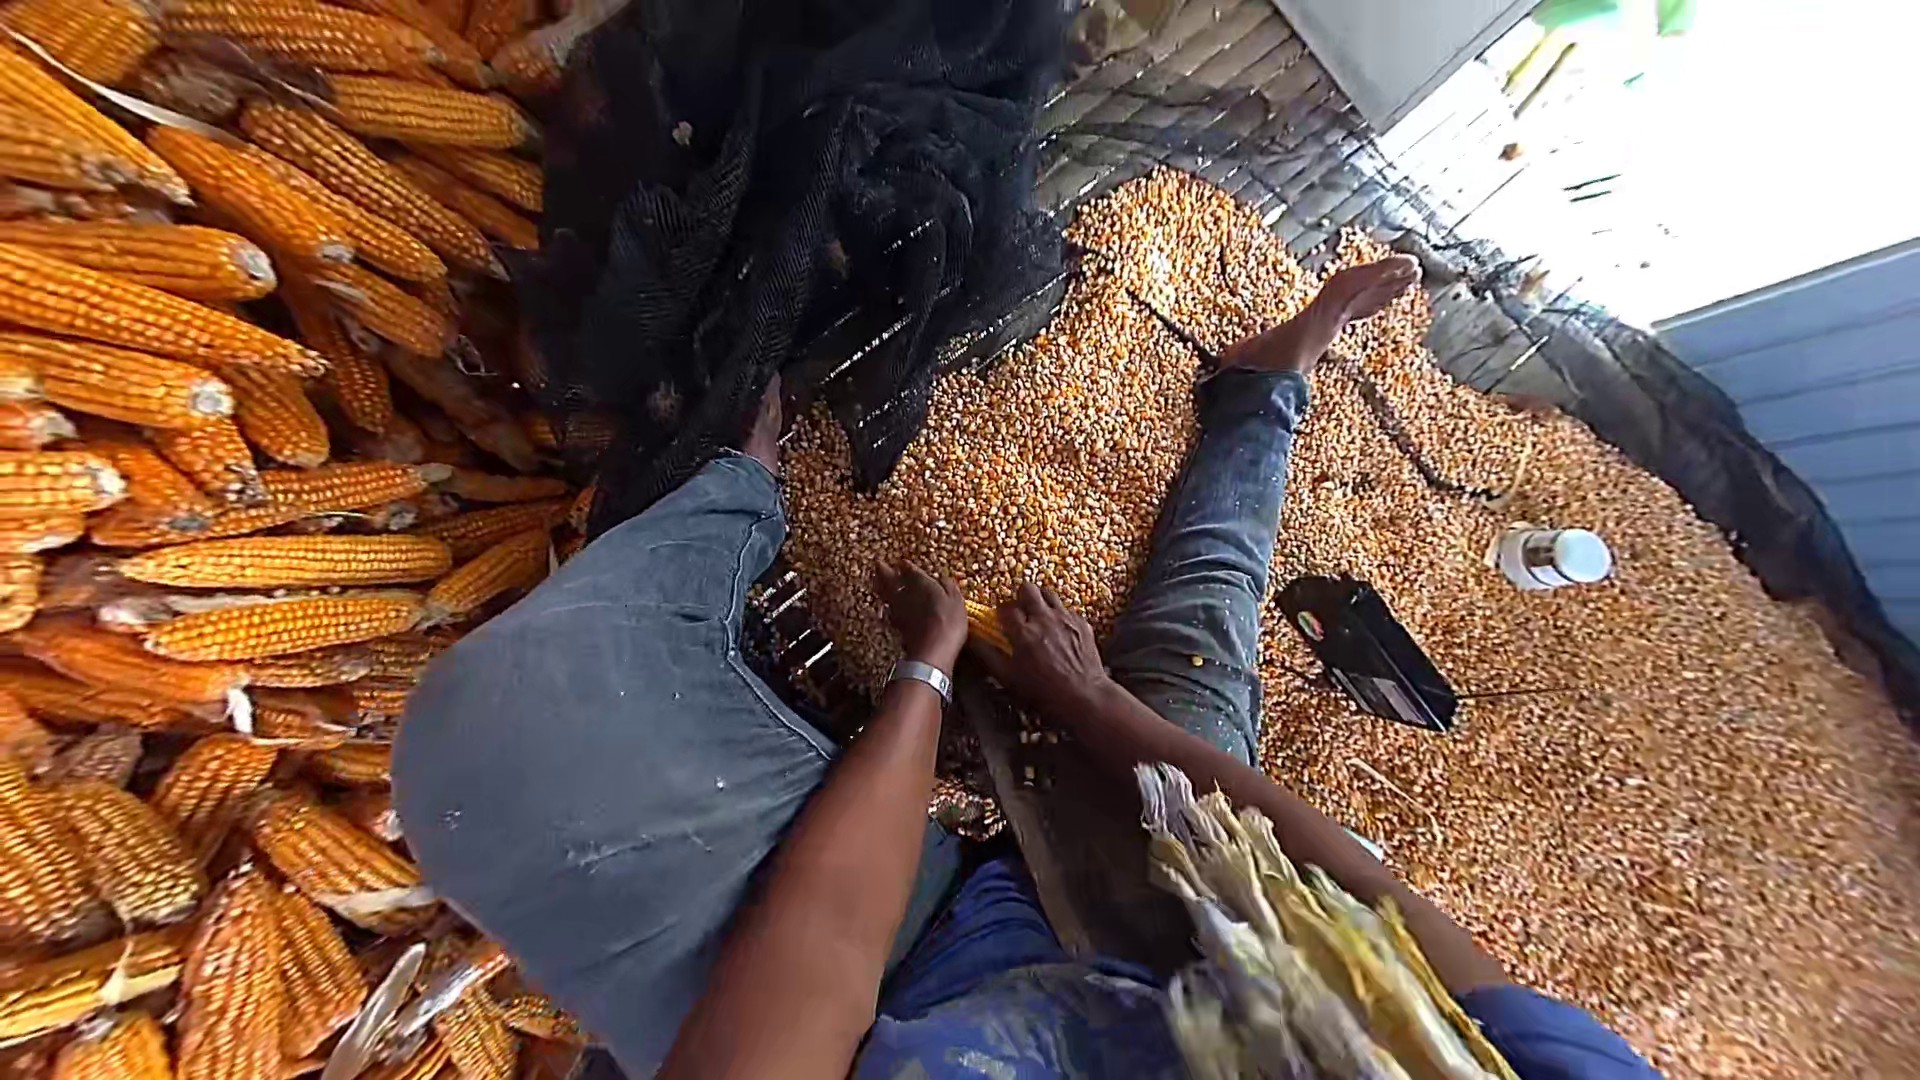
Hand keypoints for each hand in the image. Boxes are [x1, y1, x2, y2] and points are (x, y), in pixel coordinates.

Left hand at [875, 560, 966, 671]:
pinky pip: (888, 611)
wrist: (931, 652)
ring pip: (886, 595)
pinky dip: (885, 606)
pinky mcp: (897, 627)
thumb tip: (942, 578)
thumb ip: (948, 586)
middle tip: (877, 564)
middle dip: (883, 571)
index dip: (906, 566)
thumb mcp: (956, 600)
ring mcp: (899, 612)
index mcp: (922, 585)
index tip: (902, 562)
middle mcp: (907, 596)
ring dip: (880, 586)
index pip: (911, 572)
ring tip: (876, 581)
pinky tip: (885, 608)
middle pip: (890, 581)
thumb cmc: (948, 623)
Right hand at [967, 583, 1114, 715]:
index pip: (1006, 607)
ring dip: (1041, 601)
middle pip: (1027, 589)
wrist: (1084, 696)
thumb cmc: (1044, 692)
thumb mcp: (1009, 679)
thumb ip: (988, 656)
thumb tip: (973, 640)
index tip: (1002, 618)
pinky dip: (1060, 615)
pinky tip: (1059, 629)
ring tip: (1039, 614)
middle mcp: (1044, 620)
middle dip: (1020, 596)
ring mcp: (1065, 619)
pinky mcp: (1082, 623)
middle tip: (1021, 610)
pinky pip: (1067, 609)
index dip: (1002, 611)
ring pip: (1049, 593)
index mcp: (1024, 633)